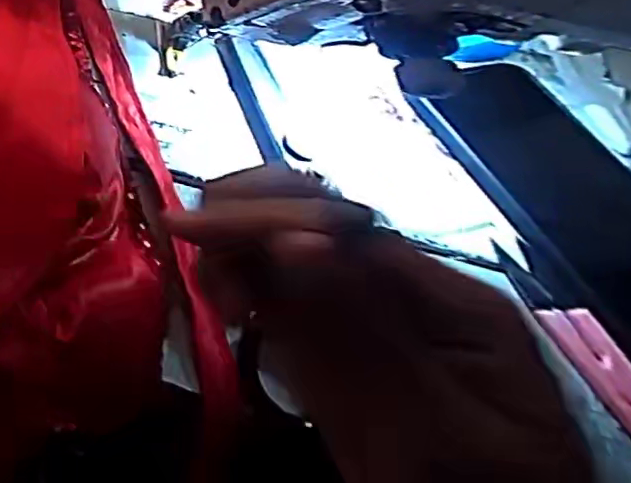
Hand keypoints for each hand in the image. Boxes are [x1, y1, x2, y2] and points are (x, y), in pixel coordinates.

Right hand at [162, 167, 589, 482]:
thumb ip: (370, 332)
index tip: (195, 230)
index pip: (339, 221)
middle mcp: (396, 275)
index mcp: (447, 294)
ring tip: (216, 295)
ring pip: (271, 226)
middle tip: (183, 237)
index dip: (261, 215)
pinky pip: (262, 268)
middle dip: (237, 214)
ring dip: (227, 242)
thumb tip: (295, 240)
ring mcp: (353, 292)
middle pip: (302, 203)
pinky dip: (228, 270)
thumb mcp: (441, 428)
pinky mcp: (316, 314)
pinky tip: (224, 305)